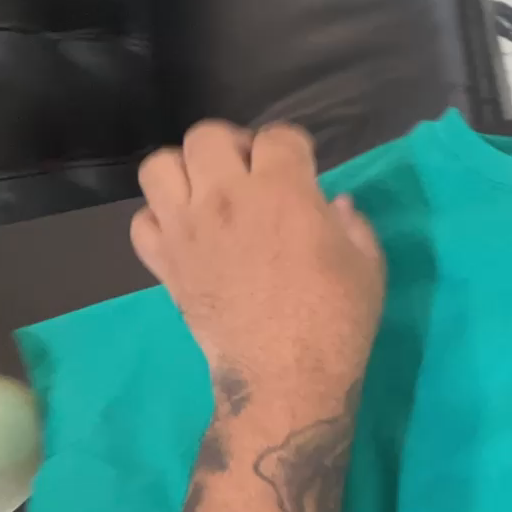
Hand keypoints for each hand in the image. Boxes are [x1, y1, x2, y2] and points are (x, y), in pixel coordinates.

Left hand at [132, 121, 385, 404]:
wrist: (289, 375)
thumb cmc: (340, 319)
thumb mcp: (369, 268)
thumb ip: (353, 226)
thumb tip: (335, 206)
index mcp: (283, 192)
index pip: (280, 137)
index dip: (297, 147)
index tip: (306, 165)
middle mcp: (225, 196)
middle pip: (208, 136)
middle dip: (235, 146)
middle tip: (254, 173)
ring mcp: (186, 228)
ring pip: (160, 165)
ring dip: (187, 172)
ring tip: (211, 195)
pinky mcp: (164, 261)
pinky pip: (143, 220)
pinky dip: (163, 220)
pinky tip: (190, 235)